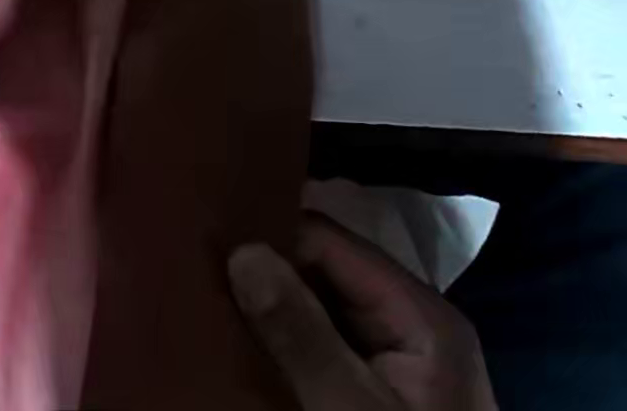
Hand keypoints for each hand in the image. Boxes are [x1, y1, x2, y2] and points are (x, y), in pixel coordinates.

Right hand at [229, 213, 498, 410]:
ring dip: (276, 308)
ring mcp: (397, 355)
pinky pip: (328, 344)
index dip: (276, 238)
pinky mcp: (382, 388)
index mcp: (418, 311)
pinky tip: (249, 343)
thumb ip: (303, 336)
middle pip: (328, 271)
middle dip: (271, 272)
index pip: (333, 243)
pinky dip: (291, 343)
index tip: (218, 244)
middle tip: (208, 274)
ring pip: (323, 306)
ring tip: (216, 299)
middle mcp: (410, 318)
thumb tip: (244, 252)